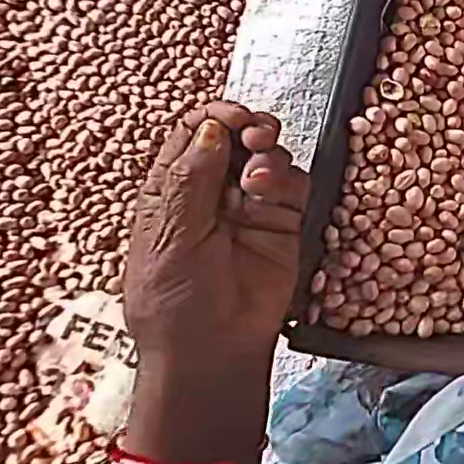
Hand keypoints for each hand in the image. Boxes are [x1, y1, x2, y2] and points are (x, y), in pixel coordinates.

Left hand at [122, 101, 309, 370]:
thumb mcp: (169, 238)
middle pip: (237, 135)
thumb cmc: (175, 302)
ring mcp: (251, 203)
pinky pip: (294, 183)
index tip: (233, 117)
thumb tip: (209, 128)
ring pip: (269, 154)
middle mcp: (214, 189)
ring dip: (268, 154)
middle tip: (256, 133)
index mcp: (174, 187)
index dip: (215, 115)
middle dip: (250, 126)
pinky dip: (287, 179)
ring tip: (259, 178)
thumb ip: (190, 180)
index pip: (194, 131)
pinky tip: (271, 193)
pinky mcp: (283, 219)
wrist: (215, 348)